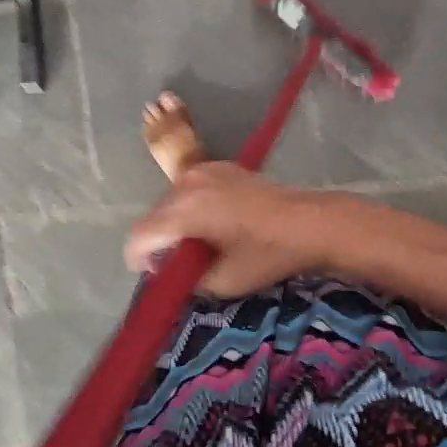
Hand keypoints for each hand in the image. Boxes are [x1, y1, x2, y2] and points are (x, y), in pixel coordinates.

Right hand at [123, 163, 344, 297]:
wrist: (309, 221)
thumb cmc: (268, 253)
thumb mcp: (225, 281)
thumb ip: (188, 279)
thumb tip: (173, 275)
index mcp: (185, 210)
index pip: (142, 233)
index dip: (137, 256)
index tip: (146, 273)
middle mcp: (187, 184)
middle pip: (155, 215)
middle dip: (158, 240)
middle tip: (174, 264)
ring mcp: (203, 170)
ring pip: (171, 200)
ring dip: (174, 223)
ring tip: (193, 245)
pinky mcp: (219, 165)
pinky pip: (190, 189)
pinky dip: (191, 206)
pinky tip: (211, 223)